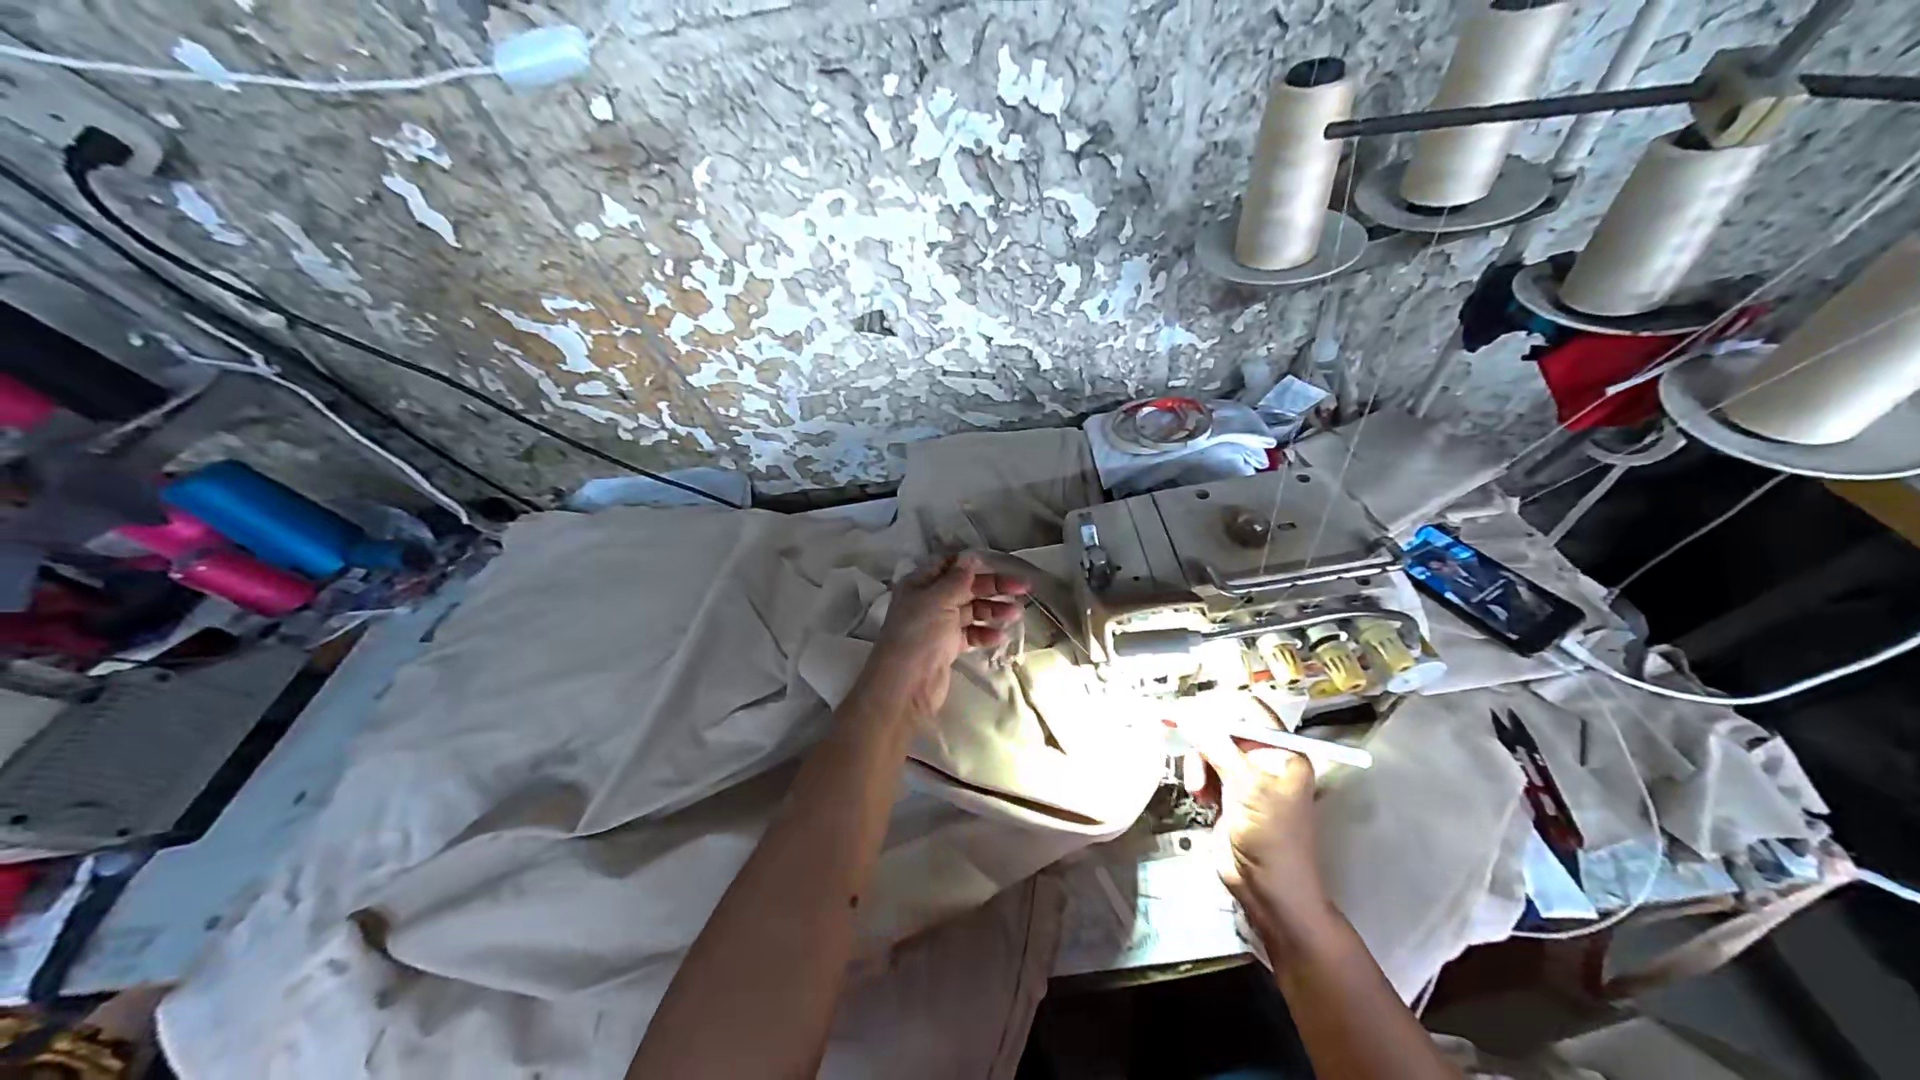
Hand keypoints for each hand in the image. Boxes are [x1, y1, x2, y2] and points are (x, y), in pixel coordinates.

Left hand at [867, 552, 1028, 718]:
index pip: (948, 565)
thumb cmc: (919, 634)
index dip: (973, 563)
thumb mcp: (938, 599)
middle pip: (965, 587)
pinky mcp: (947, 648)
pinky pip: (970, 634)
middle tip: (1023, 587)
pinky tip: (1000, 635)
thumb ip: (957, 579)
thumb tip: (970, 558)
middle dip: (992, 586)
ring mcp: (938, 625)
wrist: (905, 685)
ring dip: (993, 609)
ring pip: (971, 611)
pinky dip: (985, 633)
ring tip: (1016, 613)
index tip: (999, 563)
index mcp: (920, 583)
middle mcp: (928, 601)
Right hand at [1181, 724, 1329, 930]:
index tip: (1190, 714)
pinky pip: (1204, 770)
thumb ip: (1216, 746)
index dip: (1220, 709)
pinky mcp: (1228, 794)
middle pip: (1224, 729)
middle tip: (1190, 752)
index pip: (1250, 713)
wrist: (1268, 891)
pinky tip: (1202, 798)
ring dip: (1198, 765)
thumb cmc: (1270, 836)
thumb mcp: (1246, 786)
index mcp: (1284, 752)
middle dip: (1205, 742)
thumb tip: (1186, 715)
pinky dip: (1198, 780)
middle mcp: (1266, 760)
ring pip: (1209, 750)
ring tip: (1200, 791)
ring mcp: (1246, 778)